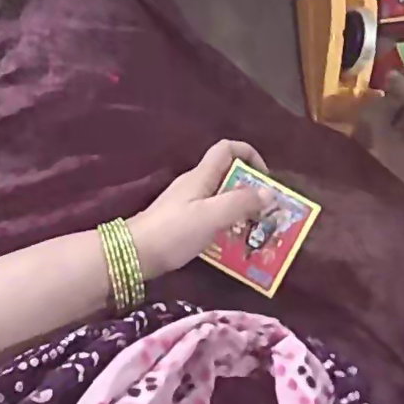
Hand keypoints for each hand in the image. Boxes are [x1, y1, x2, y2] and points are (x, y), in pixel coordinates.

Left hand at [129, 140, 276, 277]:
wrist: (134, 255)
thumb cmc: (174, 232)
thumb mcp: (212, 216)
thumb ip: (241, 203)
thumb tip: (269, 191)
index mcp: (201, 176)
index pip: (227, 149)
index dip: (249, 154)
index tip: (265, 178)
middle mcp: (194, 184)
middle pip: (227, 175)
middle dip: (249, 189)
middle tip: (266, 212)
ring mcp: (186, 203)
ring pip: (220, 198)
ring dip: (239, 209)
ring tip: (255, 229)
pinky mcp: (181, 222)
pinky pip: (211, 215)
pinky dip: (225, 223)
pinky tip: (231, 242)